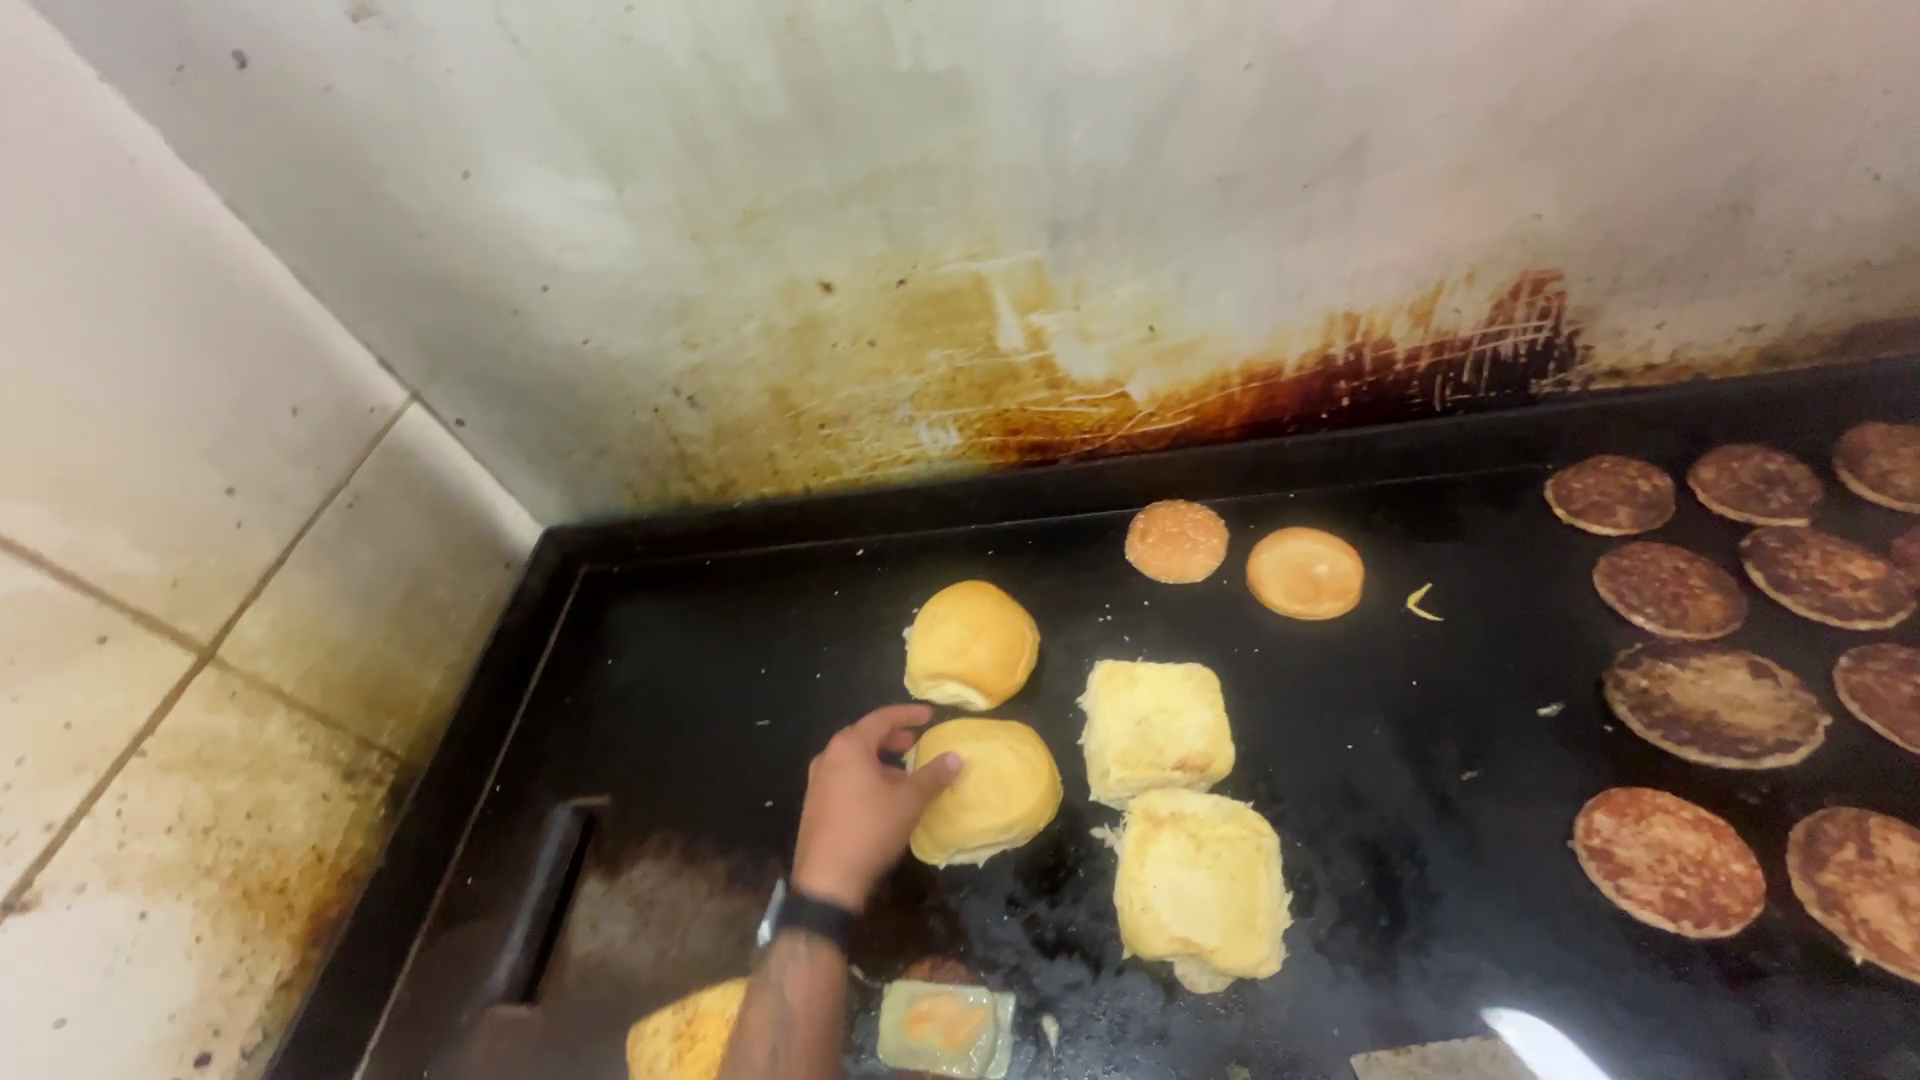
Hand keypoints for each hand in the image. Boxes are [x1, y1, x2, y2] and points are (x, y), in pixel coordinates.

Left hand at [791, 704, 962, 911]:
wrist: (827, 880)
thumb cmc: (870, 829)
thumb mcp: (909, 801)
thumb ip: (933, 776)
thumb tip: (956, 757)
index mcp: (849, 746)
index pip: (882, 718)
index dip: (908, 714)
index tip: (930, 715)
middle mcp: (828, 756)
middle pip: (864, 736)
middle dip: (893, 738)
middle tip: (915, 744)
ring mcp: (817, 781)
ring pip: (853, 759)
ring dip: (880, 760)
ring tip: (904, 775)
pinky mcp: (814, 803)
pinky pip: (844, 777)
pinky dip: (865, 777)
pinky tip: (882, 798)